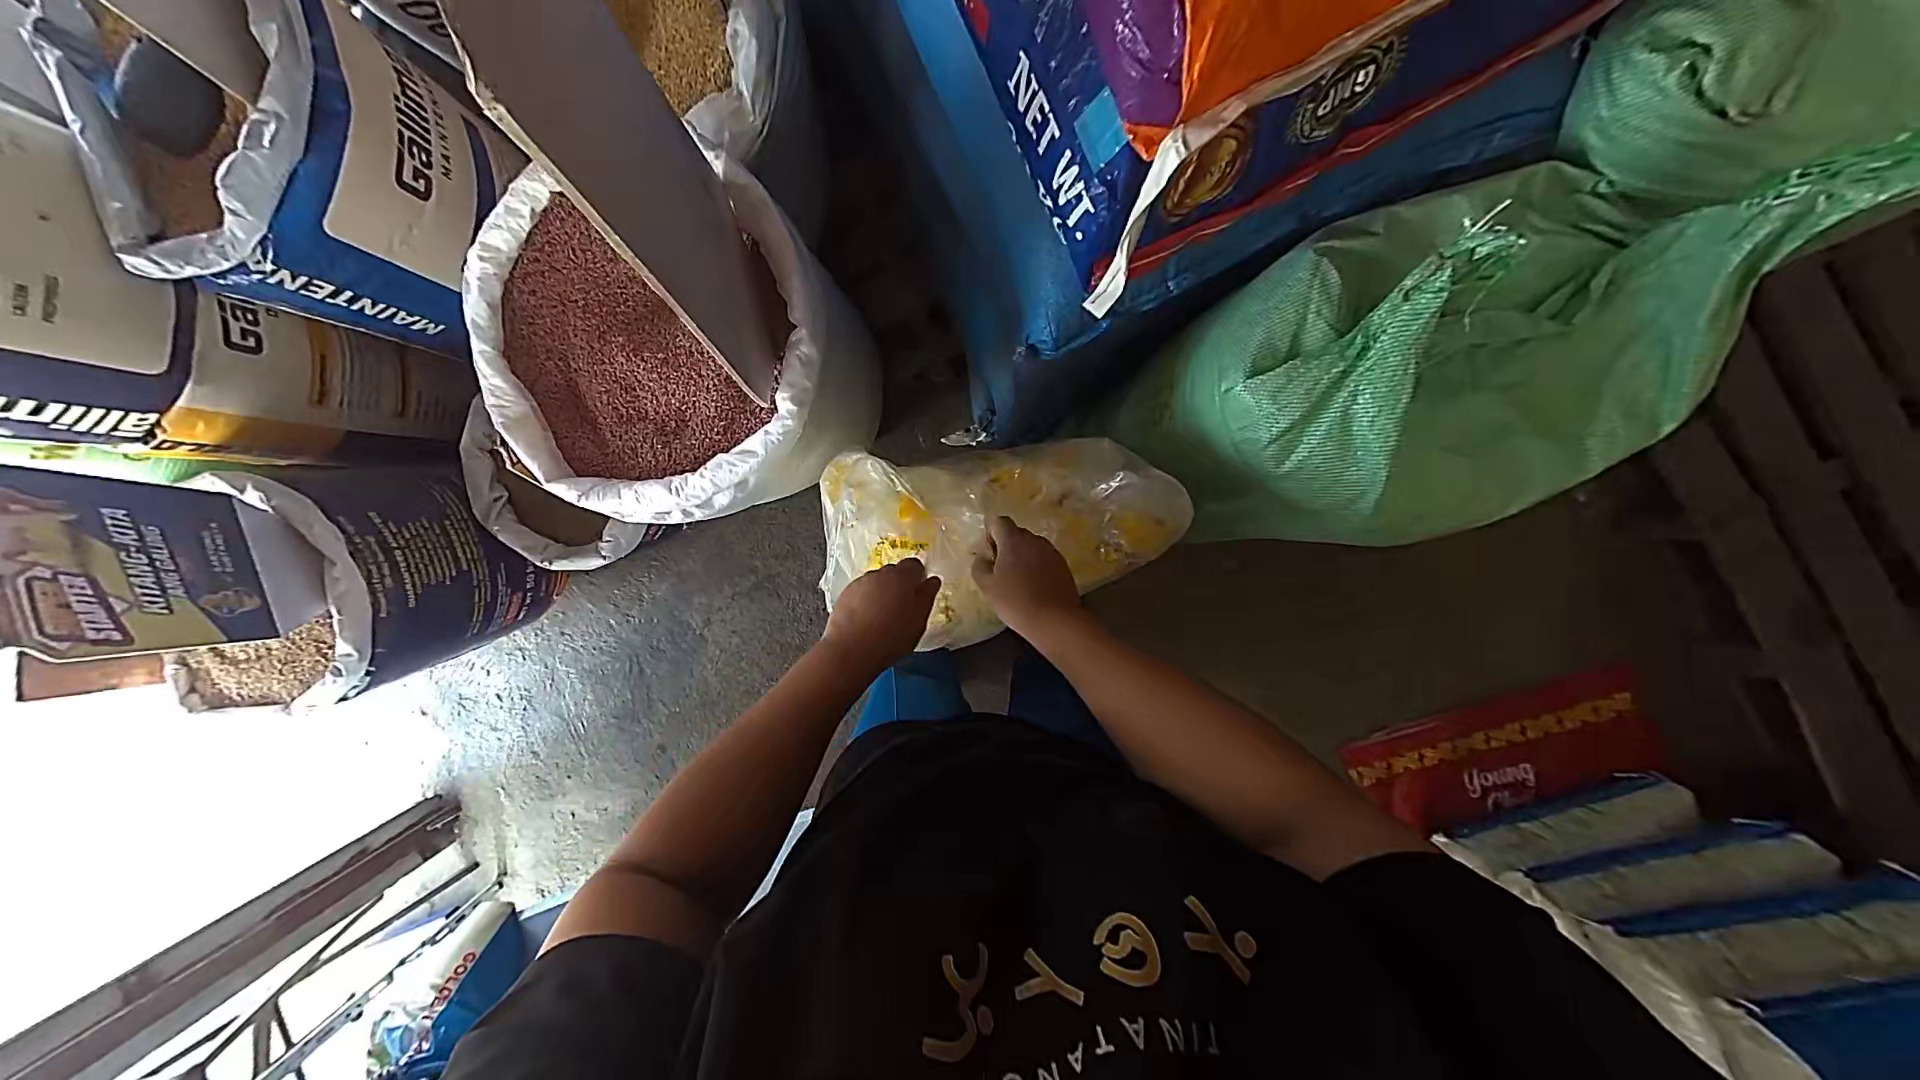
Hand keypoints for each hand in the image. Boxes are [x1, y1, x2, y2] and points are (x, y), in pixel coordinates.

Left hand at [822, 558, 940, 669]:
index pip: (915, 565)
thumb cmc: (891, 637)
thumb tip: (932, 581)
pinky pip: (861, 592)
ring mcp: (861, 583)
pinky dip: (866, 601)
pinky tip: (868, 620)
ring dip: (882, 593)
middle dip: (900, 585)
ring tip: (884, 617)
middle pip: (894, 572)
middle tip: (903, 608)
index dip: (918, 577)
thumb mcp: (919, 620)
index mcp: (903, 577)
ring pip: (877, 582)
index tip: (920, 591)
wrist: (851, 650)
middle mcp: (880, 574)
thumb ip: (927, 596)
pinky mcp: (845, 594)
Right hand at [971, 516, 1081, 638]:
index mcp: (1014, 540)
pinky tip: (1034, 588)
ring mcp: (1052, 552)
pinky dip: (1037, 568)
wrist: (1055, 620)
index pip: (999, 522)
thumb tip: (983, 557)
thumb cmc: (1016, 601)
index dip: (991, 535)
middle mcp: (1035, 540)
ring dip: (1023, 558)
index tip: (990, 556)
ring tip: (1018, 582)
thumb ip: (979, 566)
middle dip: (1007, 547)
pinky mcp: (1063, 566)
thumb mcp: (987, 586)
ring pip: (1031, 547)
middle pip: (1016, 534)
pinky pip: (1044, 559)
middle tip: (1001, 572)